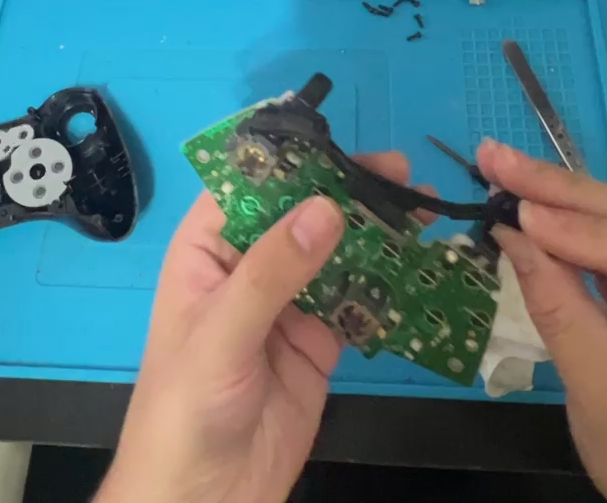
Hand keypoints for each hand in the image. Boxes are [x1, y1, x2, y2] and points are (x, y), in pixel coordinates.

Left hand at [97, 152, 419, 502]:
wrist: (205, 502)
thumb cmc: (188, 406)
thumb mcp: (223, 332)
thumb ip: (274, 271)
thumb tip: (327, 207)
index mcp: (210, 248)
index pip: (249, 184)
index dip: (291, 158)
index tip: (340, 140)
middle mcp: (250, 263)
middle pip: (301, 210)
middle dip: (346, 188)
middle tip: (398, 171)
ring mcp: (288, 299)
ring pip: (334, 248)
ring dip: (373, 228)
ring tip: (418, 207)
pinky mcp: (320, 337)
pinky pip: (355, 297)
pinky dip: (385, 279)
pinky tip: (416, 261)